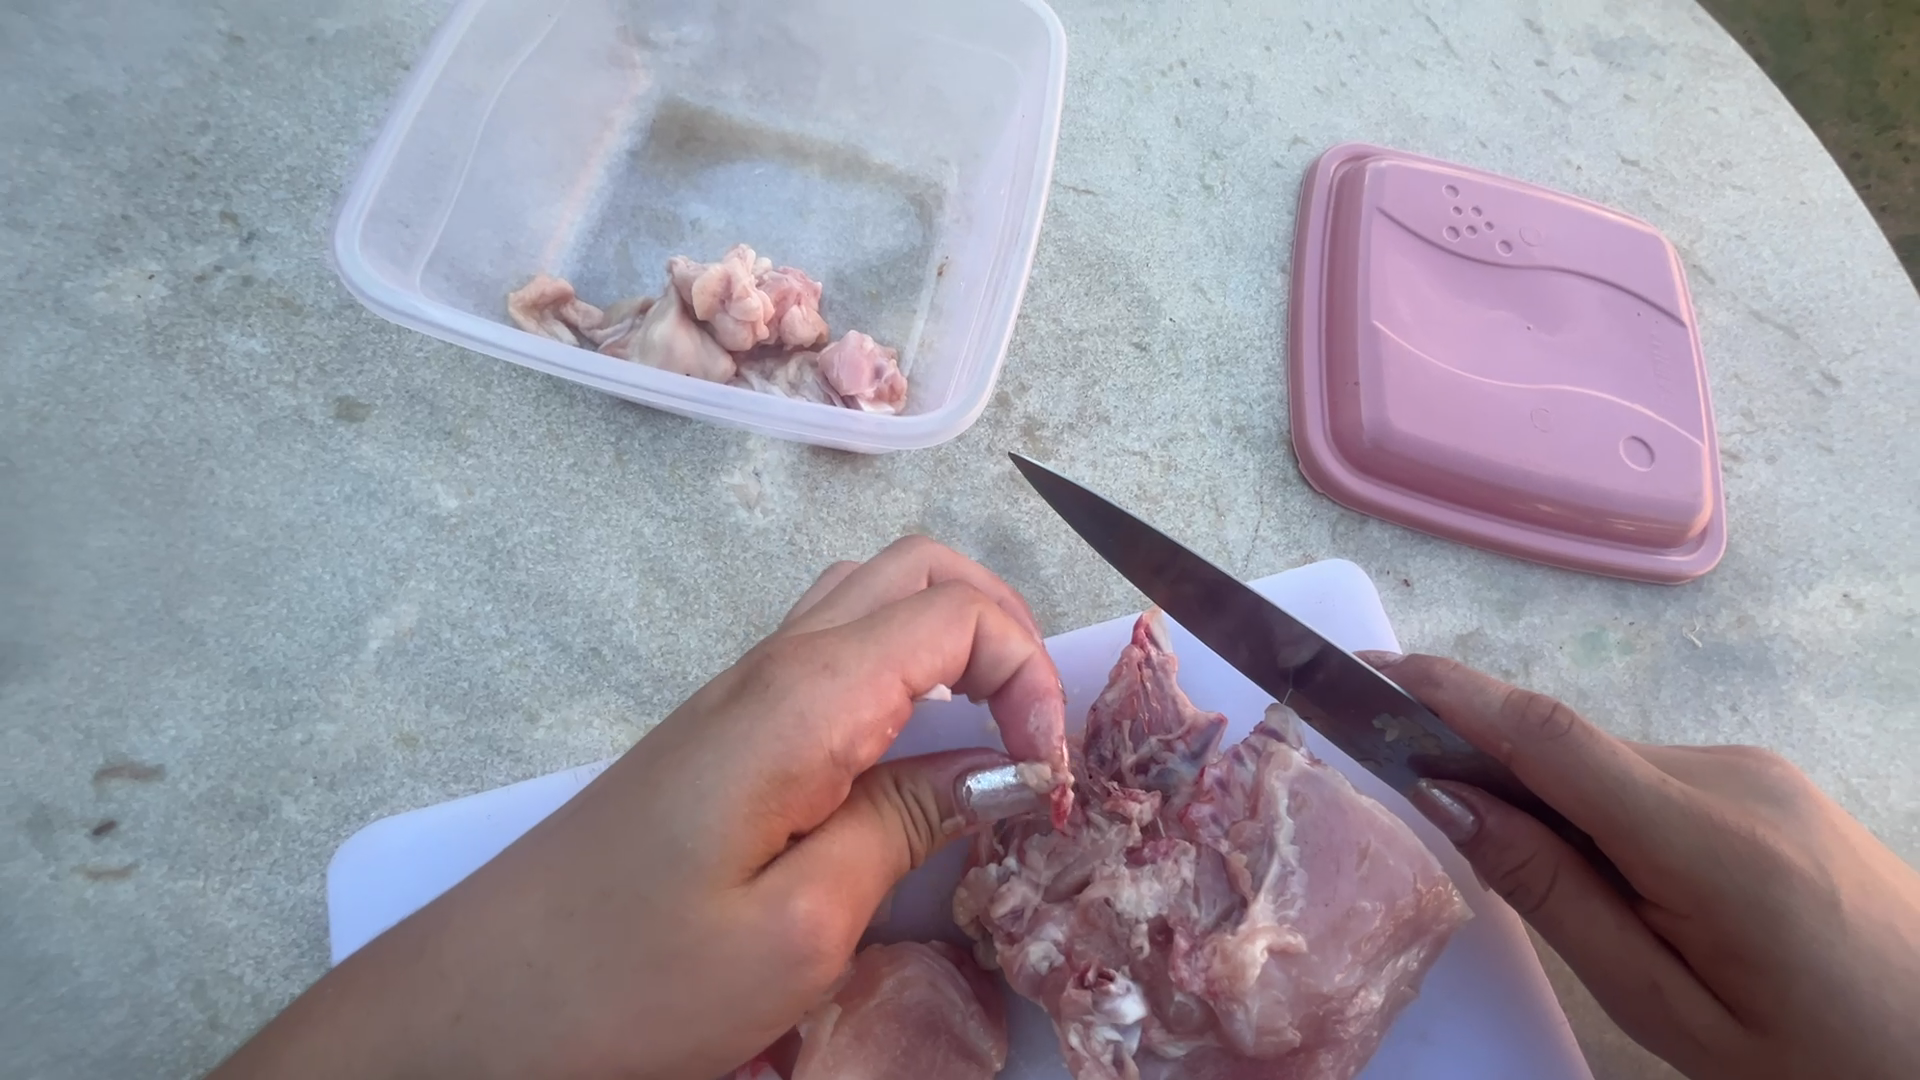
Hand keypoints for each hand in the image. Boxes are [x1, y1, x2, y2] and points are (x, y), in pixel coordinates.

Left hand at [211, 536, 1069, 1079]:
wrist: (480, 1002)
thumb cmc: (636, 978)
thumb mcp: (803, 927)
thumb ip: (909, 823)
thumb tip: (996, 774)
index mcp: (810, 693)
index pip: (958, 615)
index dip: (1031, 677)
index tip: (1047, 776)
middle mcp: (785, 657)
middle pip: (923, 567)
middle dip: (1005, 626)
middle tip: (1033, 723)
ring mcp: (755, 676)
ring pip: (880, 588)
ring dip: (956, 630)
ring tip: (992, 714)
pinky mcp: (739, 712)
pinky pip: (844, 637)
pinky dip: (909, 657)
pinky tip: (916, 731)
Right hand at [1365, 653, 1919, 1079]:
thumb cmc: (1821, 1064)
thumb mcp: (1664, 1005)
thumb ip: (1547, 890)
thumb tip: (1444, 794)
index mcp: (1711, 841)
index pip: (1545, 732)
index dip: (1447, 689)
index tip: (1370, 668)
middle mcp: (1730, 775)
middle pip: (1559, 744)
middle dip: (1482, 763)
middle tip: (1444, 817)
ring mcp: (1753, 770)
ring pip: (1593, 758)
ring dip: (1540, 792)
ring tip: (1560, 879)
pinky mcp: (1760, 779)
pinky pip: (1633, 770)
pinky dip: (1586, 799)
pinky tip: (1617, 872)